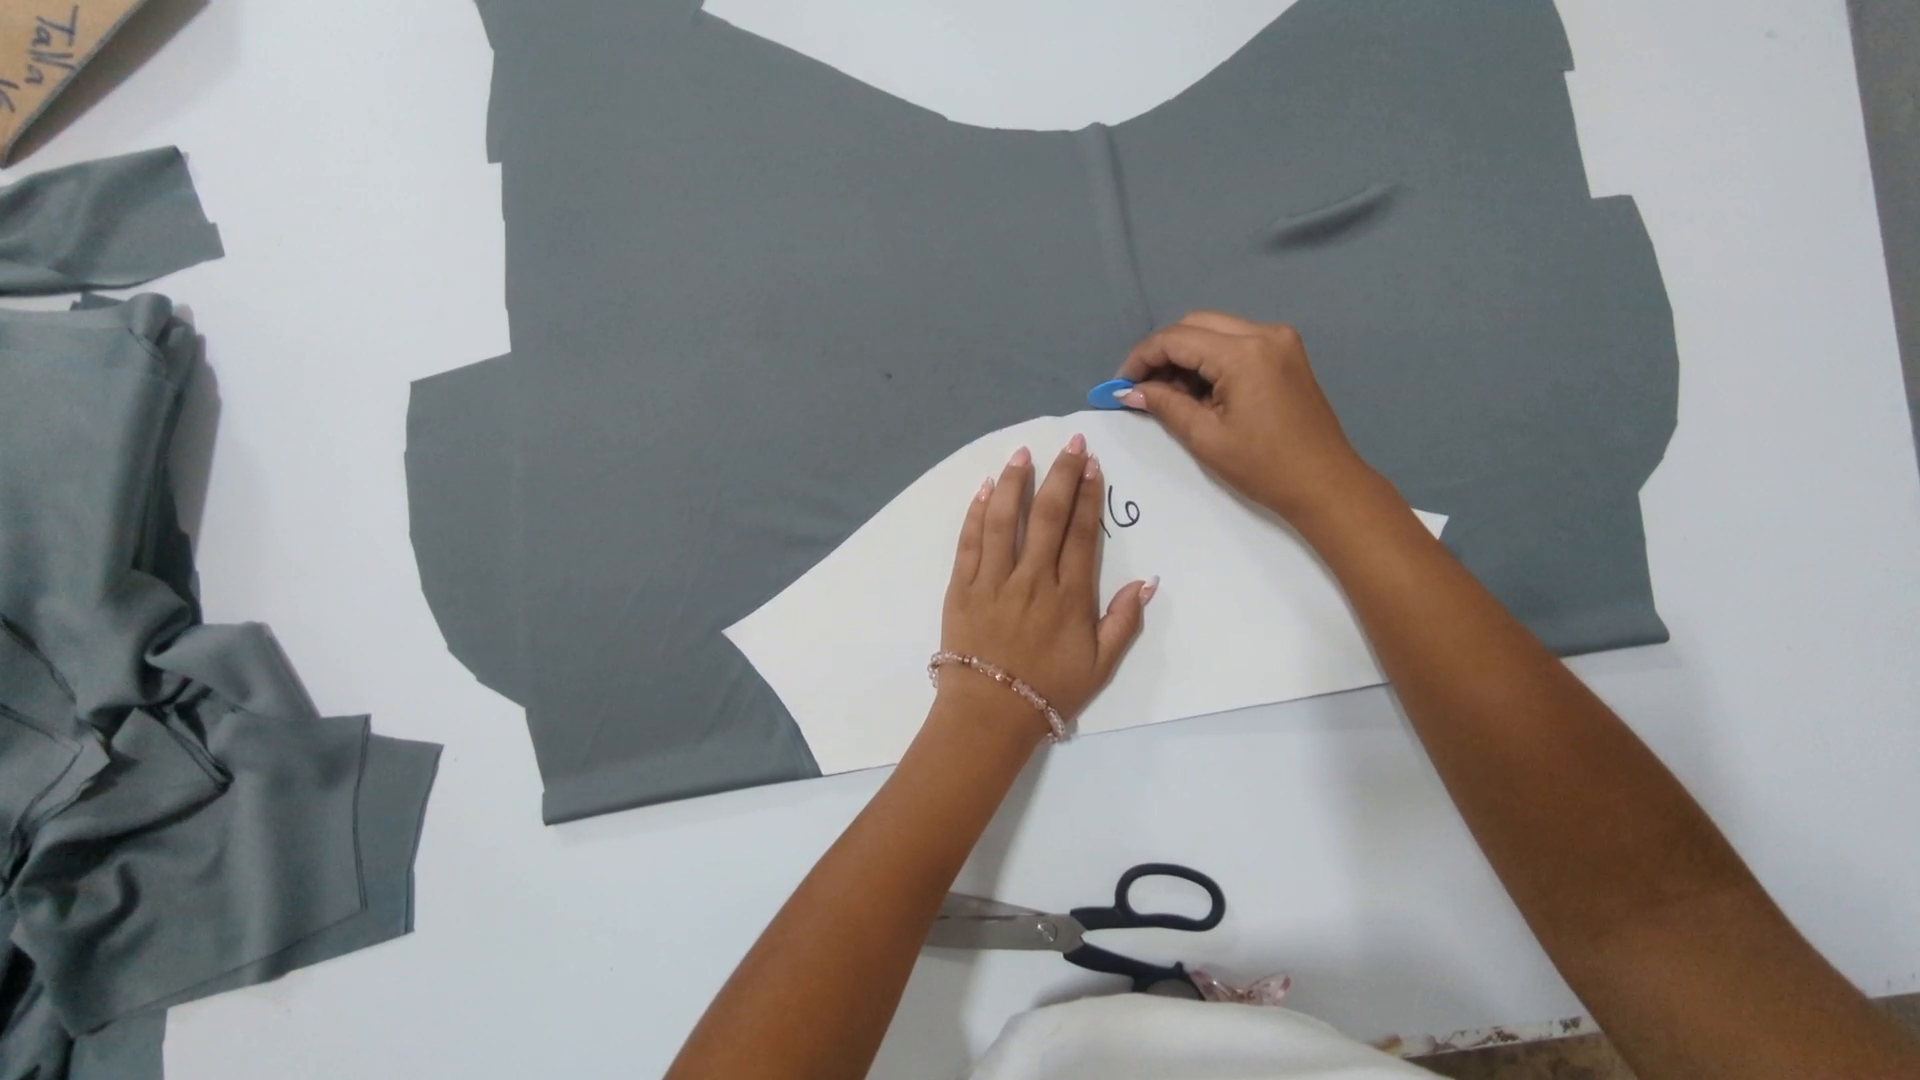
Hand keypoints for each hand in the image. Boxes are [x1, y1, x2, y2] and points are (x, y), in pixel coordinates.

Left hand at [941, 435, 1152, 736]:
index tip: (1091, 465)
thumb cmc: (1049, 691)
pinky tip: (986, 488)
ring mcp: (993, 581)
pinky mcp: (961, 587)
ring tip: (1024, 452)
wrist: (990, 714)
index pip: (1081, 534)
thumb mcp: (1100, 665)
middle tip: (1069, 443)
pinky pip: (969, 542)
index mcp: (1069, 597)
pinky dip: (976, 513)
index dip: (1088, 496)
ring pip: (1004, 520)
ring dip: (1016, 483)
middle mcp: (1032, 580)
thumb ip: (1124, 621)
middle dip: (1060, 475)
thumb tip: (1146, 581)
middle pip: (1047, 517)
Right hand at [1117, 311, 1372, 523]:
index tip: (1121, 385)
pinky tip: (1199, 391)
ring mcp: (1280, 340)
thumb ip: (1165, 404)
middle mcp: (1264, 333)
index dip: (1142, 358)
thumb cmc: (1263, 466)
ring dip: (1186, 355)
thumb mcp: (1205, 437)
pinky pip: (1236, 342)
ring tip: (1169, 394)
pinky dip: (1211, 359)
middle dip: (1163, 352)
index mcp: (1244, 353)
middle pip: (1195, 324)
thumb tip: (1129, 391)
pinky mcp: (1286, 353)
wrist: (1324, 483)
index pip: (1177, 338)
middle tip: (1142, 388)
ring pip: (1215, 330)